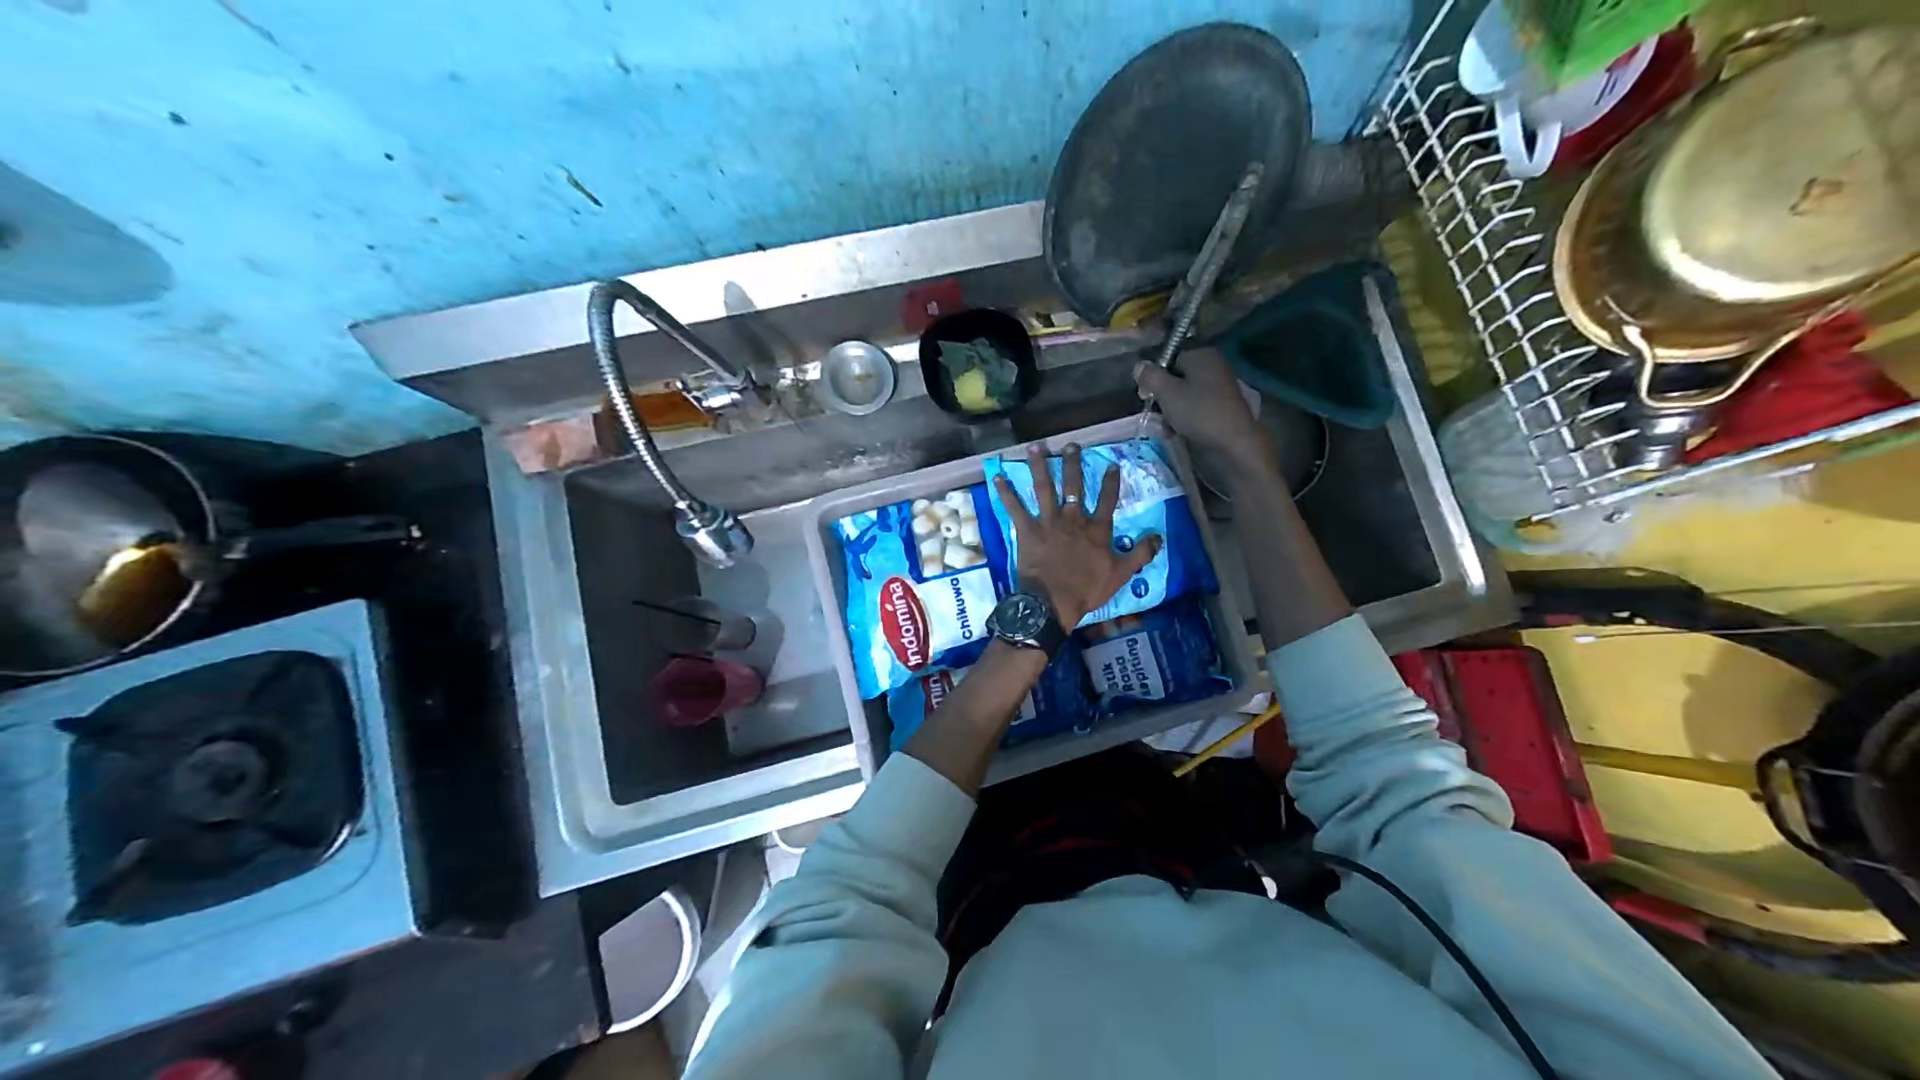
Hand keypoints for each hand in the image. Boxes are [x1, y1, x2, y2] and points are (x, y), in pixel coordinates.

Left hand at [990, 442, 1160, 626]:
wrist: (1053, 601)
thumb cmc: (1087, 589)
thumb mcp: (1121, 574)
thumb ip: (1140, 553)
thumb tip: (1159, 537)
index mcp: (1097, 530)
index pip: (1107, 500)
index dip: (1110, 482)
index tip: (1111, 465)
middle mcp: (1073, 519)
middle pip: (1074, 486)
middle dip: (1072, 464)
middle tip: (1071, 445)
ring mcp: (1048, 522)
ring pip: (1044, 488)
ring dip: (1040, 466)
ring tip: (1037, 447)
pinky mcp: (1027, 530)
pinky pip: (1014, 508)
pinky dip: (1005, 493)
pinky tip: (997, 477)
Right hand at [1134, 347, 1273, 475]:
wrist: (1235, 442)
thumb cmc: (1199, 412)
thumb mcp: (1167, 393)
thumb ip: (1150, 377)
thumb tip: (1139, 366)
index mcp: (1201, 355)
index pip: (1168, 358)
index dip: (1154, 376)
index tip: (1145, 395)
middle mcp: (1212, 365)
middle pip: (1175, 377)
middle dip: (1161, 396)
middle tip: (1155, 413)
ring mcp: (1219, 386)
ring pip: (1184, 394)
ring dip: (1170, 410)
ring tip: (1166, 427)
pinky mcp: (1221, 405)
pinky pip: (1195, 406)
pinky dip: (1184, 417)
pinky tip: (1177, 431)